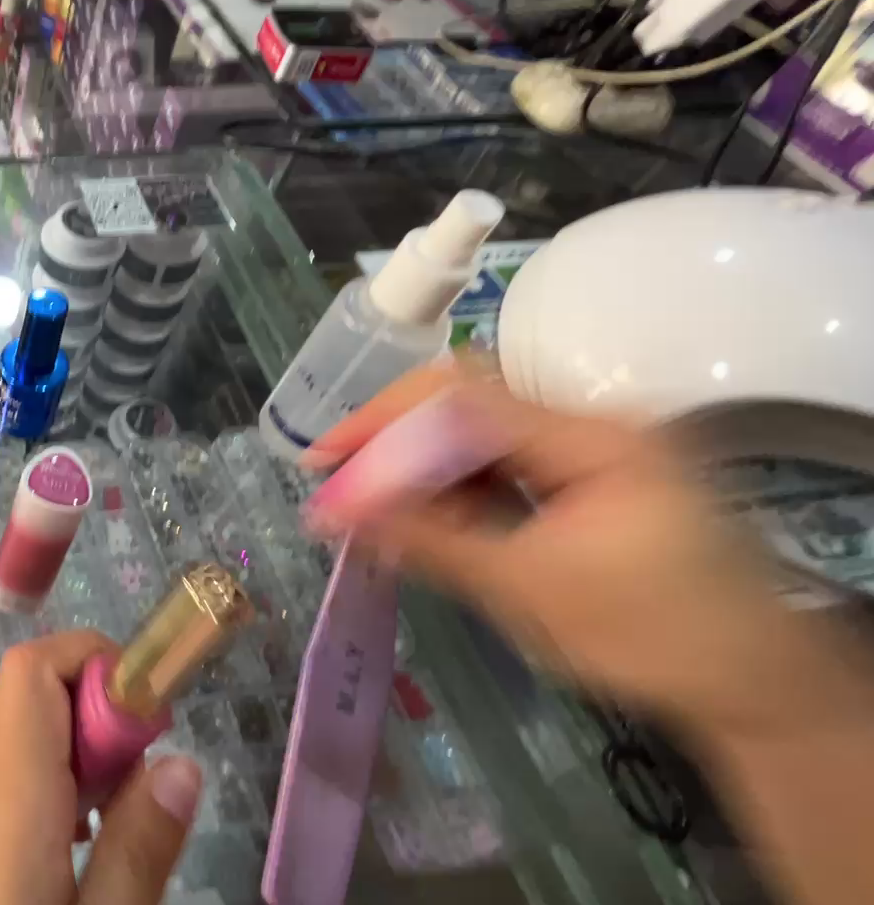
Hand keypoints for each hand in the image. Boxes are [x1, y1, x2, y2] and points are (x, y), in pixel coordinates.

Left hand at [0, 630, 203, 904]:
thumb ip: (138, 848)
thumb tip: (181, 763)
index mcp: (4, 785)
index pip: (34, 667)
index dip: (93, 663)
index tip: (149, 716)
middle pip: (26, 693)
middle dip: (92, 709)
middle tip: (140, 779)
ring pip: (10, 729)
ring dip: (67, 745)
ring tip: (108, 818)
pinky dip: (35, 774)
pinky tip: (60, 845)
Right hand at [301, 361, 808, 730]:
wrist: (759, 687)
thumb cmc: (651, 640)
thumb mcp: (524, 589)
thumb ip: (423, 539)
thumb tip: (330, 510)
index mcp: (590, 438)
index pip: (459, 395)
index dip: (380, 420)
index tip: (323, 460)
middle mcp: (588, 423)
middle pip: (461, 402)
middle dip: (389, 440)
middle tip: (338, 484)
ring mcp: (587, 445)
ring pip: (472, 429)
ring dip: (413, 463)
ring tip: (368, 504)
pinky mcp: (581, 470)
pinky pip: (495, 457)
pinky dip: (447, 481)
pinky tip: (419, 512)